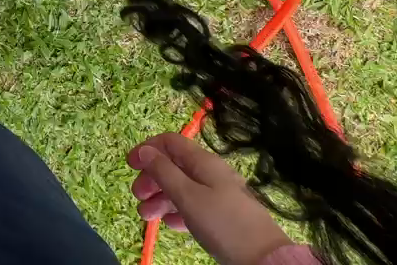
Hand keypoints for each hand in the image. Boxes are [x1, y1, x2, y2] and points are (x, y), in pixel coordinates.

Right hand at [128, 132, 293, 264]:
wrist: (267, 262)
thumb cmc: (223, 223)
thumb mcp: (187, 195)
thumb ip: (163, 171)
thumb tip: (144, 150)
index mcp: (203, 162)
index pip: (170, 142)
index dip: (147, 149)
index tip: (130, 165)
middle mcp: (212, 174)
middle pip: (174, 166)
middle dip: (152, 178)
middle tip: (137, 196)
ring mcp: (220, 196)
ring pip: (183, 188)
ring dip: (161, 198)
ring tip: (146, 216)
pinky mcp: (226, 218)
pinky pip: (196, 207)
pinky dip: (179, 212)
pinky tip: (171, 225)